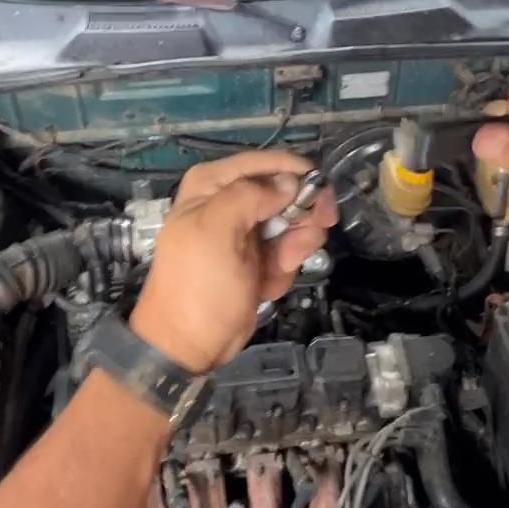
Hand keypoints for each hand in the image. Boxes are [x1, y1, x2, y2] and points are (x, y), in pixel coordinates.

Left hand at [129, 151, 338, 373]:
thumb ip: (250, 195)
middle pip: (288, 190)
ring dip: (293, 248)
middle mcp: (231, 199)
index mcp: (212, 183)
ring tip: (276, 269)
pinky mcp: (258, 257)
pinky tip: (265, 286)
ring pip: (295, 222)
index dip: (297, 175)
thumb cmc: (197, 285)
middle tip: (297, 246)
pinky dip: (283, 269)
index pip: (266, 162)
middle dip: (299, 220)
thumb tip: (290, 181)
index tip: (322, 199)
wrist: (186, 345)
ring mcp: (246, 230)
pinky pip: (289, 250)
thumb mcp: (216, 231)